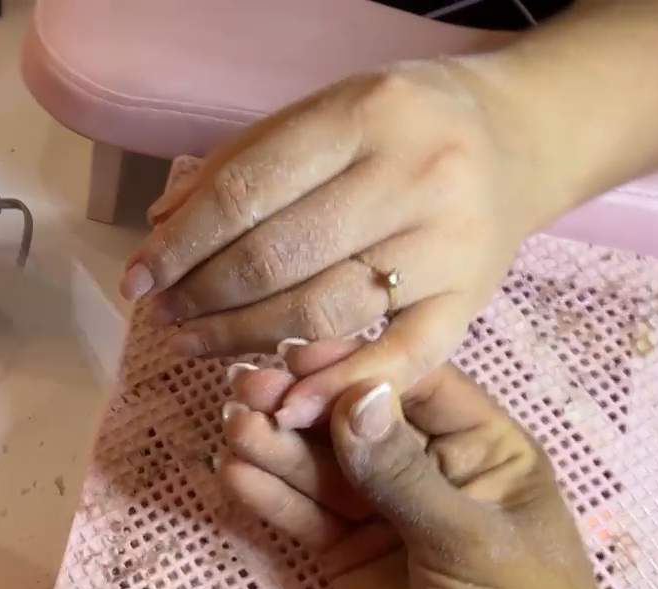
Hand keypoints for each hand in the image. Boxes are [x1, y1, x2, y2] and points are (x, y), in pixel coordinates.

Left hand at [128, 59, 565, 428]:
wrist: (521, 137)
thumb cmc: (398, 129)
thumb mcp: (321, 118)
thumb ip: (239, 168)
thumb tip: (159, 225)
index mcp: (364, 113)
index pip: (244, 193)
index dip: (178, 246)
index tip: (136, 281)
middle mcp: (414, 174)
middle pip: (275, 259)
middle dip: (201, 296)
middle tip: (164, 316)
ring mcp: (448, 243)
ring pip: (320, 313)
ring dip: (241, 340)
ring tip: (193, 344)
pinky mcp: (471, 300)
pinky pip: (399, 358)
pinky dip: (336, 389)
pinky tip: (282, 407)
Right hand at [218, 347, 618, 588]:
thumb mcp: (469, 543)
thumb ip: (403, 474)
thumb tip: (353, 397)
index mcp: (483, 451)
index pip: (415, 390)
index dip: (356, 374)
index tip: (298, 364)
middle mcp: (427, 472)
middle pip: (355, 427)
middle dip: (302, 409)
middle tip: (246, 390)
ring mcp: (382, 514)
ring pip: (322, 471)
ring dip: (276, 450)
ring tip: (232, 428)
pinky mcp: (346, 553)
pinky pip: (305, 517)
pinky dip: (271, 498)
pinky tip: (235, 476)